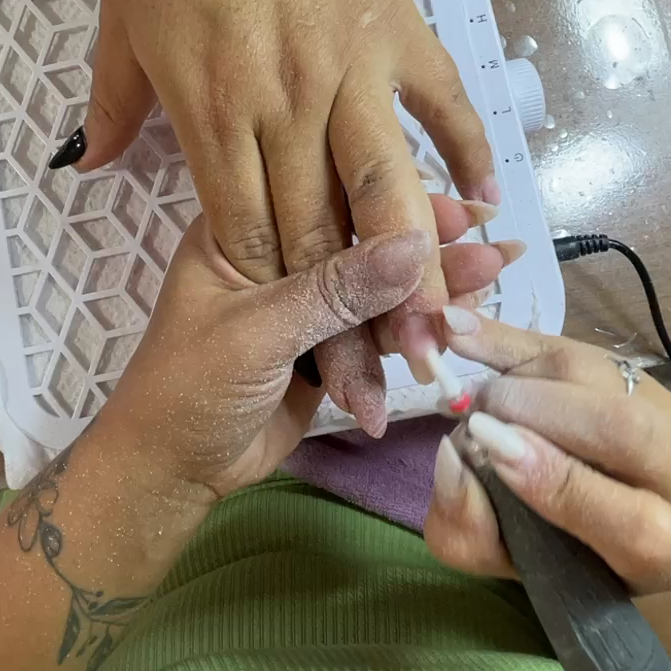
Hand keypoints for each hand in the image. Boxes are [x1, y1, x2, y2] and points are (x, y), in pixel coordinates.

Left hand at [60, 0, 496, 439]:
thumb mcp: (118, 17)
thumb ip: (114, 105)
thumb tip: (94, 163)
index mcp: (214, 110)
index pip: (251, 227)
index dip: (281, 295)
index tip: (308, 348)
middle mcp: (288, 105)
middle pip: (327, 228)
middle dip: (362, 311)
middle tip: (400, 373)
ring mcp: (351, 69)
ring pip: (390, 188)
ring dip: (424, 263)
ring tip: (451, 321)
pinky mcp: (399, 31)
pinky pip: (441, 102)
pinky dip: (467, 147)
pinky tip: (486, 195)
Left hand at [99, 195, 507, 503]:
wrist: (174, 473)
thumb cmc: (190, 390)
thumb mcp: (258, 332)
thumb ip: (334, 291)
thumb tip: (417, 247)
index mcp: (241, 228)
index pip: (323, 197)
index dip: (391, 197)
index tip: (458, 205)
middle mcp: (276, 254)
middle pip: (360, 238)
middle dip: (426, 243)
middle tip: (494, 242)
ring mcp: (304, 301)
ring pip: (375, 284)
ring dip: (431, 286)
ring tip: (496, 273)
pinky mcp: (324, 343)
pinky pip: (376, 327)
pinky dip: (415, 325)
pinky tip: (461, 315)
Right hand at [423, 316, 670, 595]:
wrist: (605, 515)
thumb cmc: (556, 552)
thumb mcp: (505, 562)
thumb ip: (469, 530)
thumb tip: (450, 458)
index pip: (634, 521)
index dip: (555, 478)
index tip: (485, 444)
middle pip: (628, 429)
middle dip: (539, 410)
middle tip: (475, 413)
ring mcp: (667, 413)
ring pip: (598, 374)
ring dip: (523, 375)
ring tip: (473, 393)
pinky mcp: (631, 370)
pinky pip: (567, 345)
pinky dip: (508, 339)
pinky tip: (462, 333)